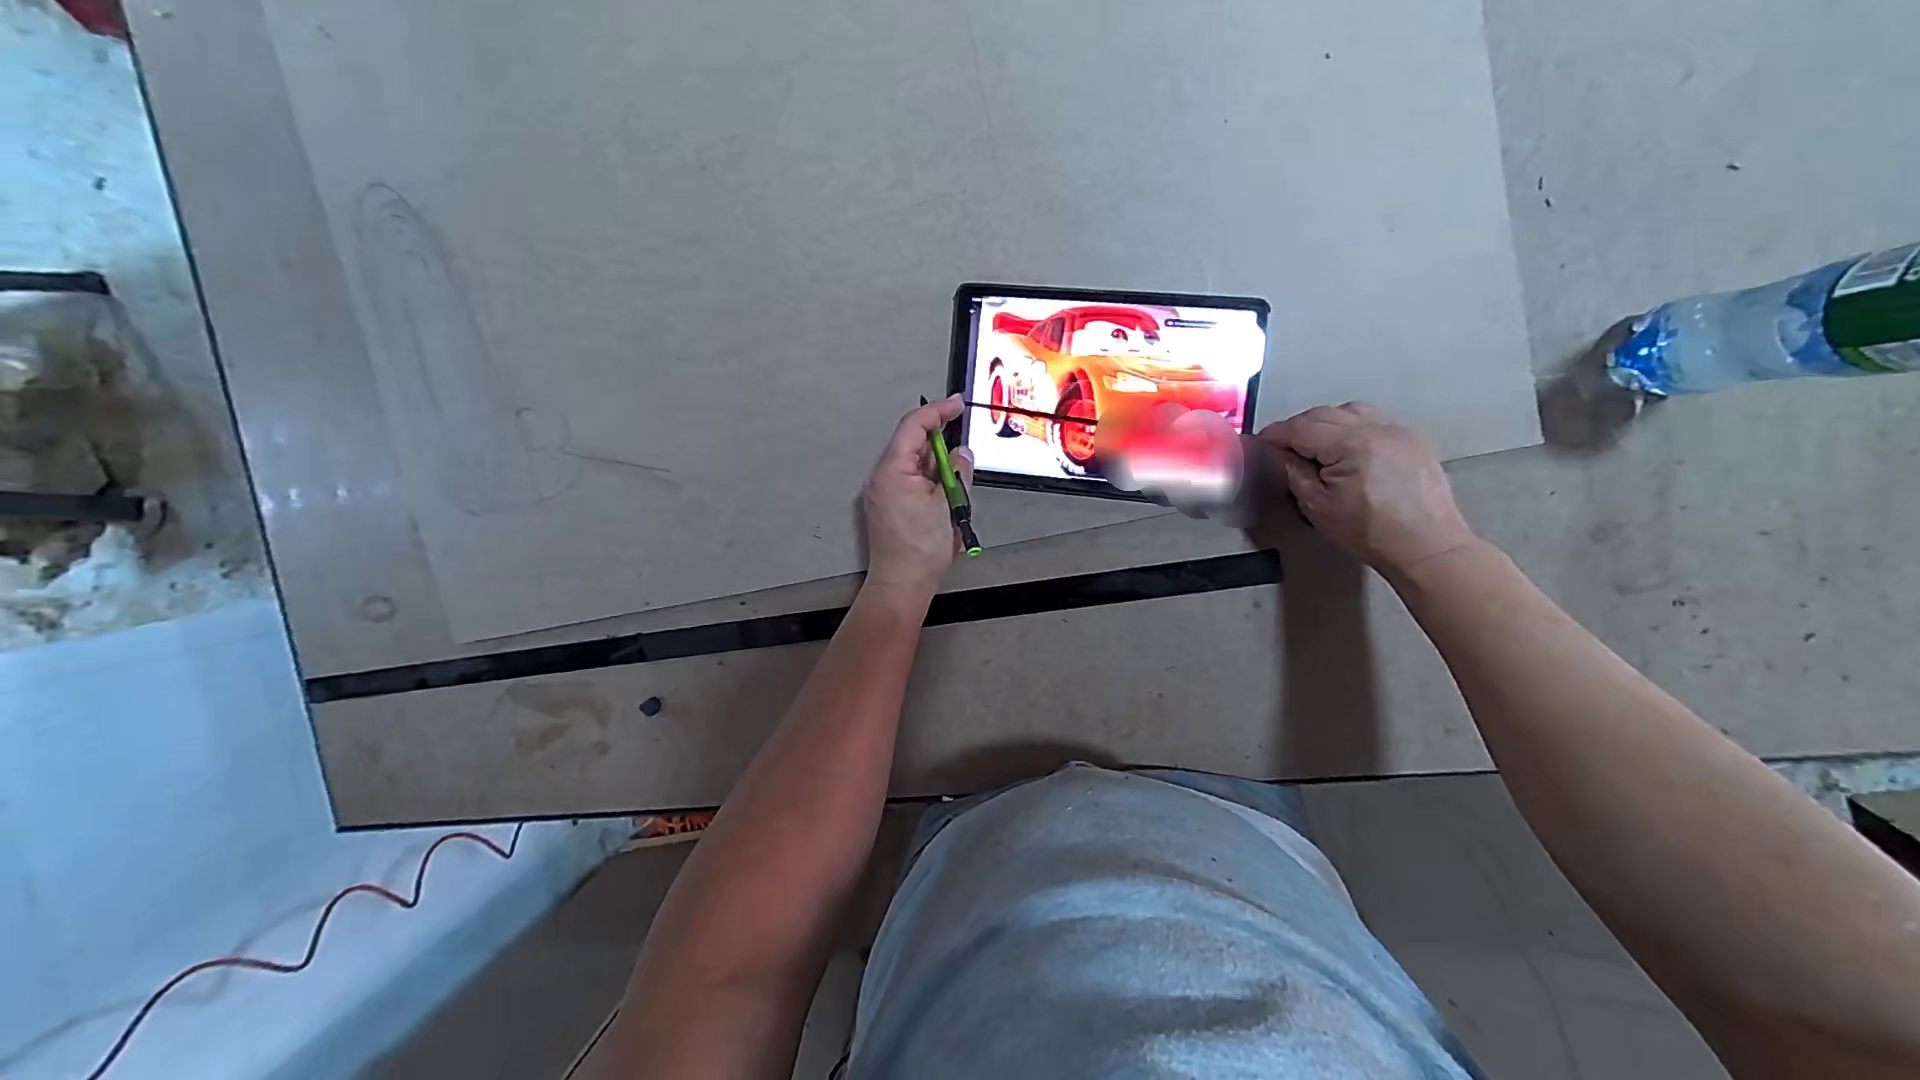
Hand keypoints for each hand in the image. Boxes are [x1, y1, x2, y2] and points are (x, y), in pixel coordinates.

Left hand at [862, 395, 971, 596]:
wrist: (901, 584)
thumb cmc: (919, 551)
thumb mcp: (948, 504)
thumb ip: (957, 471)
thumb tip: (962, 455)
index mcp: (892, 470)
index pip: (914, 426)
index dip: (937, 411)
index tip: (956, 404)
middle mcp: (881, 478)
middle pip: (912, 445)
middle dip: (940, 443)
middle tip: (963, 448)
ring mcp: (883, 493)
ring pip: (913, 464)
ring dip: (937, 466)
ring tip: (956, 487)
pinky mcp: (888, 507)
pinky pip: (910, 481)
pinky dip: (929, 481)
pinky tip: (945, 496)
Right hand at [1252, 402, 1477, 574]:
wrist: (1425, 546)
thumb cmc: (1370, 532)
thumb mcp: (1317, 506)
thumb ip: (1294, 472)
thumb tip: (1278, 453)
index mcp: (1351, 445)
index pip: (1301, 427)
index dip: (1275, 434)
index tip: (1260, 444)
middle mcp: (1376, 428)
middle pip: (1324, 414)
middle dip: (1297, 427)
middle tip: (1281, 448)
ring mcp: (1398, 431)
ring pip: (1349, 411)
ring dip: (1325, 422)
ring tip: (1314, 445)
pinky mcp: (1411, 439)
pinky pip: (1373, 419)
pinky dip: (1351, 425)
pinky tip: (1344, 445)